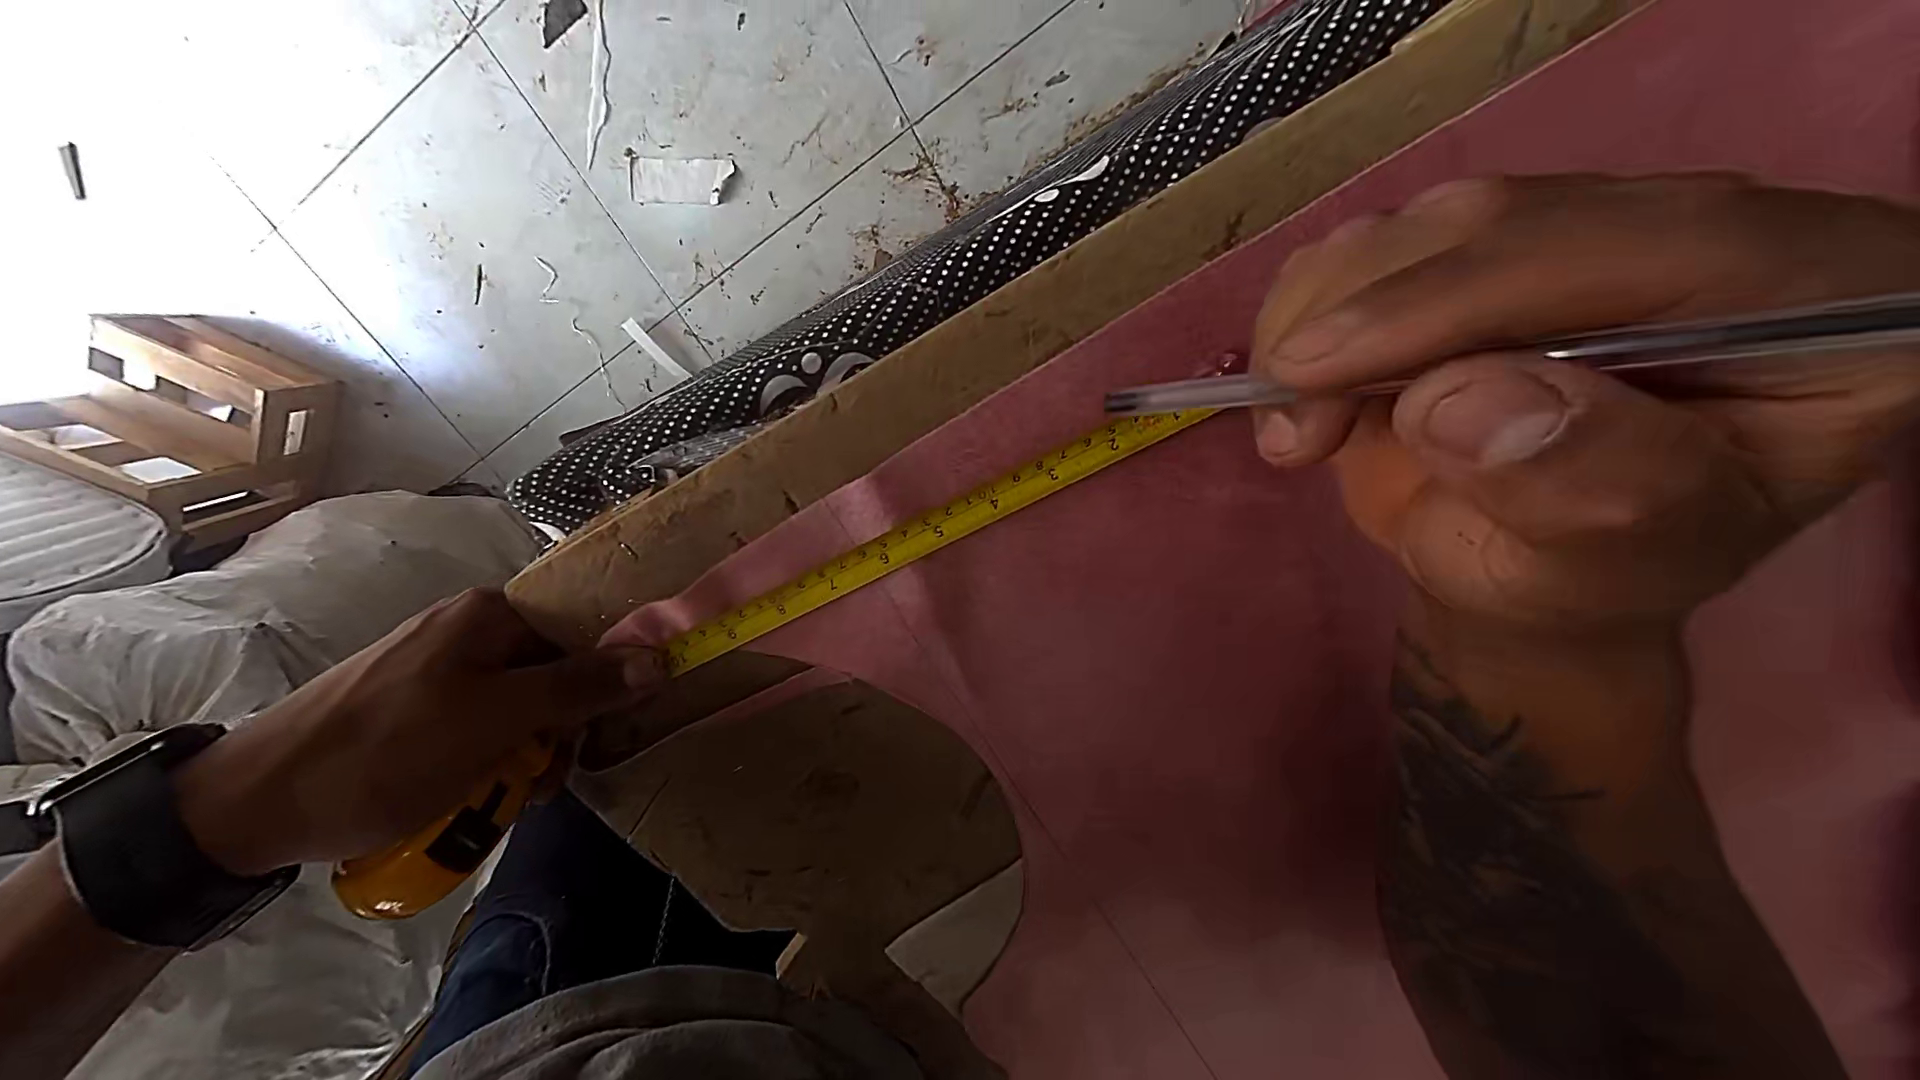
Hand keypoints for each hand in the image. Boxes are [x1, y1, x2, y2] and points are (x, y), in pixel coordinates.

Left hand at [173, 588, 665, 875]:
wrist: (246, 810)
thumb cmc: (387, 751)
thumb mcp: (498, 719)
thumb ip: (581, 686)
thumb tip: (658, 660)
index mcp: (492, 615)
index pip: (585, 628)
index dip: (610, 671)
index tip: (614, 719)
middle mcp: (472, 630)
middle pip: (558, 668)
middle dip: (566, 723)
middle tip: (551, 770)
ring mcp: (444, 668)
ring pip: (527, 701)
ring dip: (534, 747)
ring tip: (513, 790)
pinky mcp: (423, 705)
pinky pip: (490, 721)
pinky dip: (499, 754)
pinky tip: (485, 787)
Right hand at [1252, 174, 1919, 629]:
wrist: (1515, 568)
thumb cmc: (1583, 577)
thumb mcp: (1616, 568)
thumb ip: (1588, 487)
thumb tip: (1455, 400)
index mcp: (1806, 289)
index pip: (1619, 245)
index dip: (1450, 299)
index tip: (1316, 369)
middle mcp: (1673, 234)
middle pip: (1483, 222)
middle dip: (1357, 323)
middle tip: (1293, 435)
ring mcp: (1541, 242)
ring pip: (1396, 233)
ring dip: (1308, 328)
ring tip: (1294, 438)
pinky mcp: (1445, 268)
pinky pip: (1346, 261)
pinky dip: (1290, 325)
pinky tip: (1295, 401)